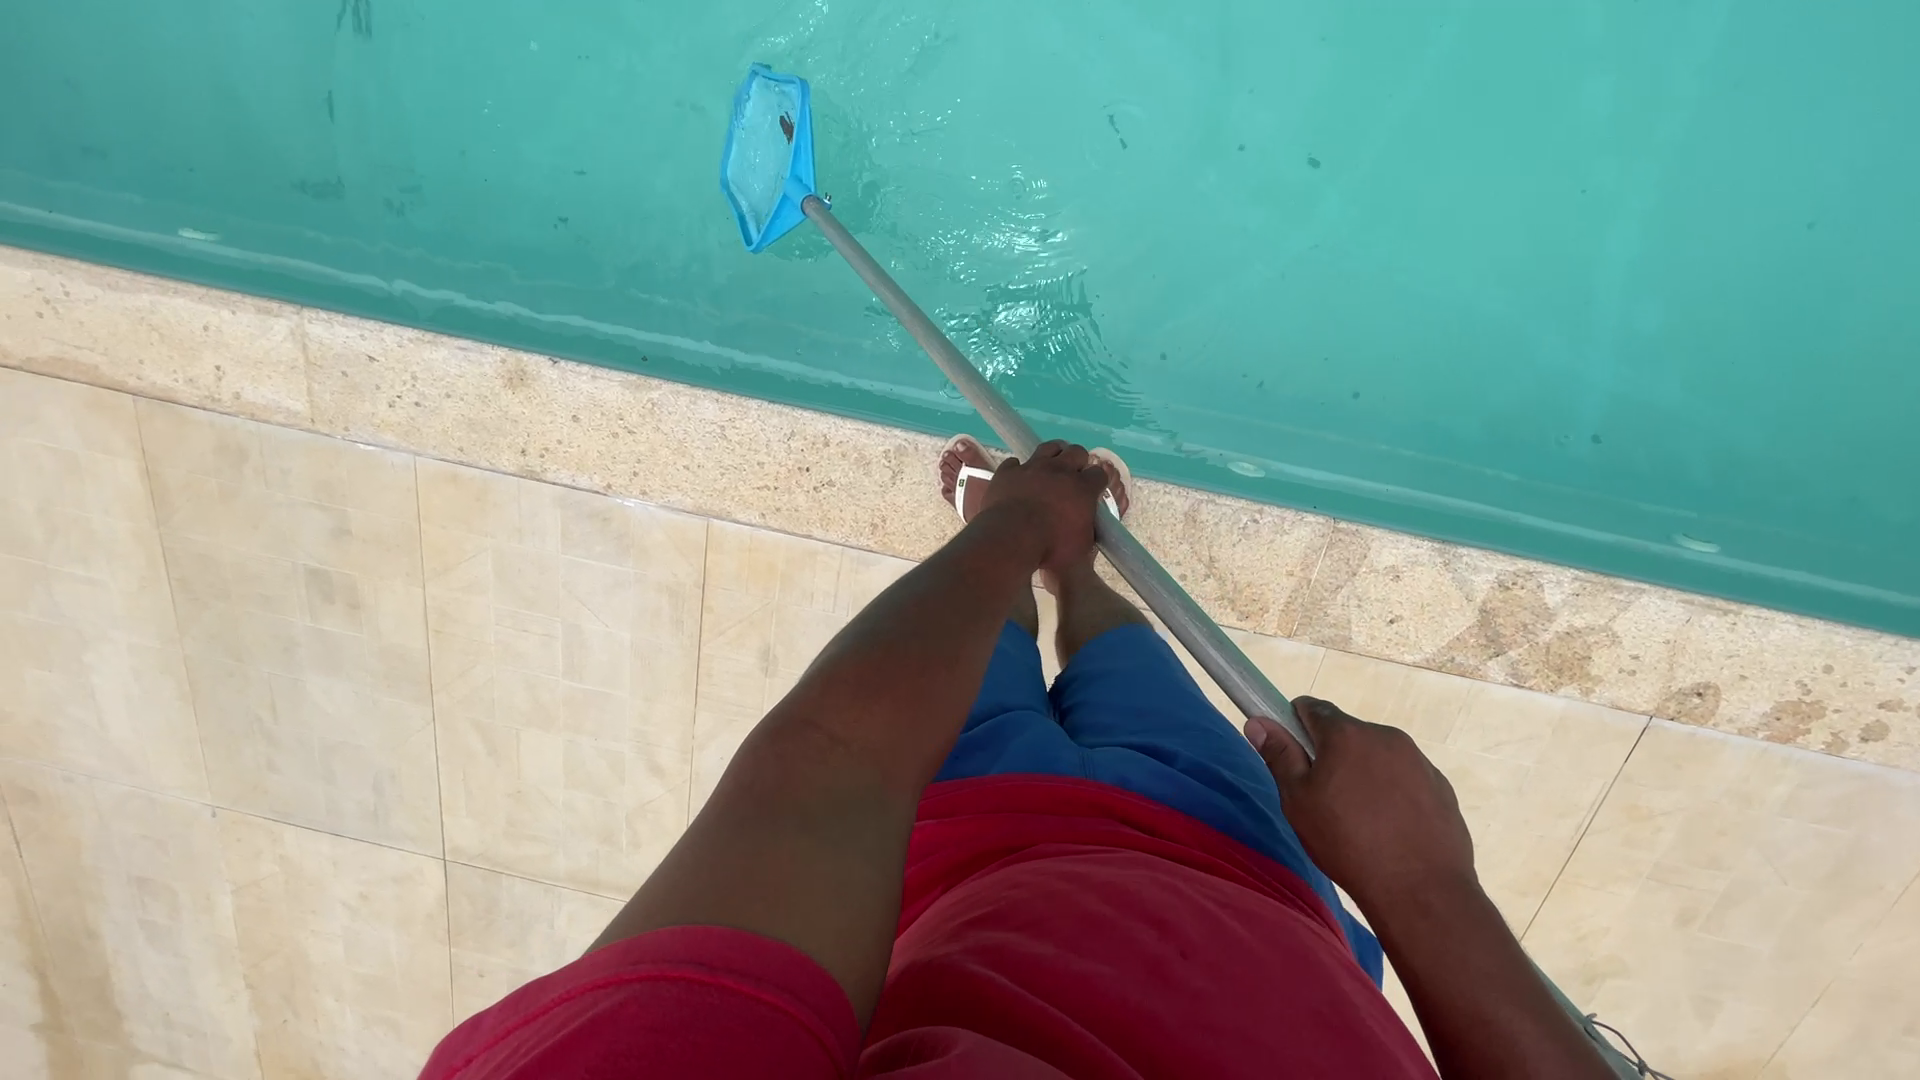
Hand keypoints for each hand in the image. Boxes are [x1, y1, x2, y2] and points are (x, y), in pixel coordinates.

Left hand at [979, 440, 1108, 572]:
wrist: (1011, 538)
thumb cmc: (1050, 547)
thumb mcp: (1080, 548)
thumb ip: (1087, 532)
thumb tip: (1086, 530)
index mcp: (1082, 488)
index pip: (1099, 474)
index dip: (1096, 481)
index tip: (1093, 489)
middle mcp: (1059, 470)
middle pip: (1076, 451)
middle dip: (1077, 460)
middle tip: (1072, 475)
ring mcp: (1032, 467)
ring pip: (1048, 447)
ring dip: (1052, 454)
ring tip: (1049, 466)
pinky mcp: (1008, 472)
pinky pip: (1013, 463)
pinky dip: (1016, 469)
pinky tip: (1016, 479)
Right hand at [1244, 697, 1476, 912]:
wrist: (1423, 892)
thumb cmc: (1347, 842)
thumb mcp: (1298, 801)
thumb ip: (1279, 755)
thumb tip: (1258, 722)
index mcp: (1346, 734)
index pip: (1312, 707)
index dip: (1297, 726)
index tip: (1295, 757)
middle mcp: (1386, 736)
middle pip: (1347, 732)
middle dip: (1332, 754)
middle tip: (1325, 797)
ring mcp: (1419, 761)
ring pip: (1378, 755)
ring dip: (1364, 772)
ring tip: (1361, 818)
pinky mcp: (1442, 787)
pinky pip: (1406, 777)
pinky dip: (1394, 791)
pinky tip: (1391, 828)